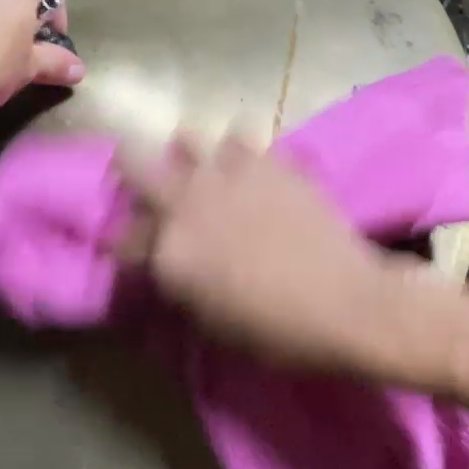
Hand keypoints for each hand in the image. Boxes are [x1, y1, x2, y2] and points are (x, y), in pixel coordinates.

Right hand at [119, 137, 414, 373]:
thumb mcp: (211, 323)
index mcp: (169, 251)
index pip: (122, 237)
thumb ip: (179, 285)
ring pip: (187, 138)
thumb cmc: (277, 330)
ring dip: (190, 157)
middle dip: (132, 173)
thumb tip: (170, 266)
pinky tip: (254, 175)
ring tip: (207, 177)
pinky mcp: (270, 161)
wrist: (346, 301)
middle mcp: (188, 202)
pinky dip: (241, 156)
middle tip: (148, 189)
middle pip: (133, 161)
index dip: (128, 245)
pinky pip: (242, 139)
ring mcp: (229, 174)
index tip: (138, 252)